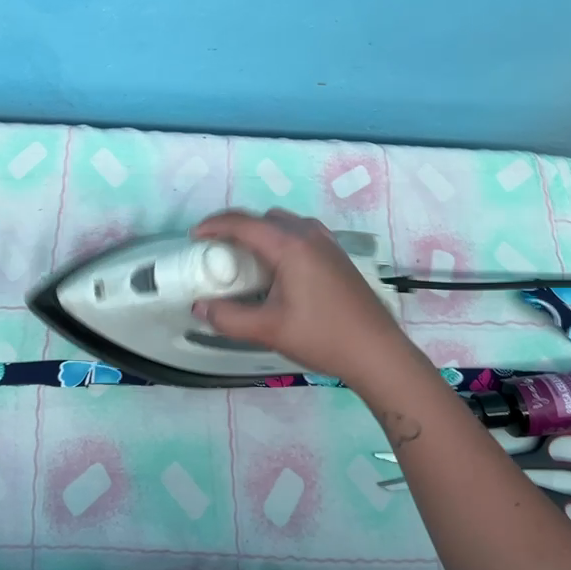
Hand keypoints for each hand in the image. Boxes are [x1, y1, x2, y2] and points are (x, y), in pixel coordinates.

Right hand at [191, 210, 417, 387]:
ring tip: (244, 258)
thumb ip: (229, 318)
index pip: (242, 223)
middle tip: (216, 251)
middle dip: (236, 228)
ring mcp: (326, 241)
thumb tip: (200, 306)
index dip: (214, 225)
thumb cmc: (322, 337)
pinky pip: (300, 232)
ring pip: (283, 223)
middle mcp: (307, 233)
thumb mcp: (269, 330)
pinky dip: (280, 238)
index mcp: (289, 245)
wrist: (377, 351)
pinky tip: (278, 267)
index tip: (193, 237)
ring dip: (260, 232)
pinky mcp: (336, 254)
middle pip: (263, 218)